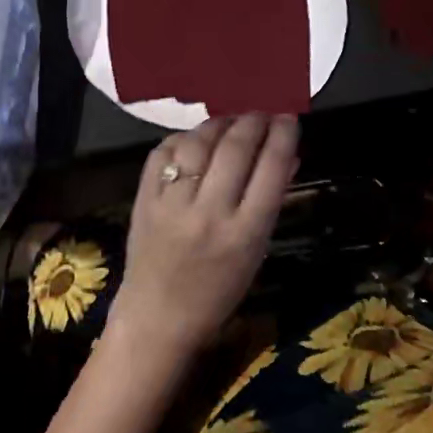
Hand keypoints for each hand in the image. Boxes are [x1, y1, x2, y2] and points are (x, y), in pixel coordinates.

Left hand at [109, 114, 299, 354]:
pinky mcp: (144, 200)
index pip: (272, 168)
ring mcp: (172, 205)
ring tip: (231, 121)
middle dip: (255, 121)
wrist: (158, 318)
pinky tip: (195, 139)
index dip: (284, 135)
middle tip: (264, 113)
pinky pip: (163, 152)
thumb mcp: (256, 250)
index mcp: (245, 233)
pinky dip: (183, 138)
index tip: (289, 118)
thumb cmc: (219, 291)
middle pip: (236, 148)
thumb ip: (271, 201)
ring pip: (198, 143)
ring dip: (219, 123)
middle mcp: (209, 213)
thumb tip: (288, 155)